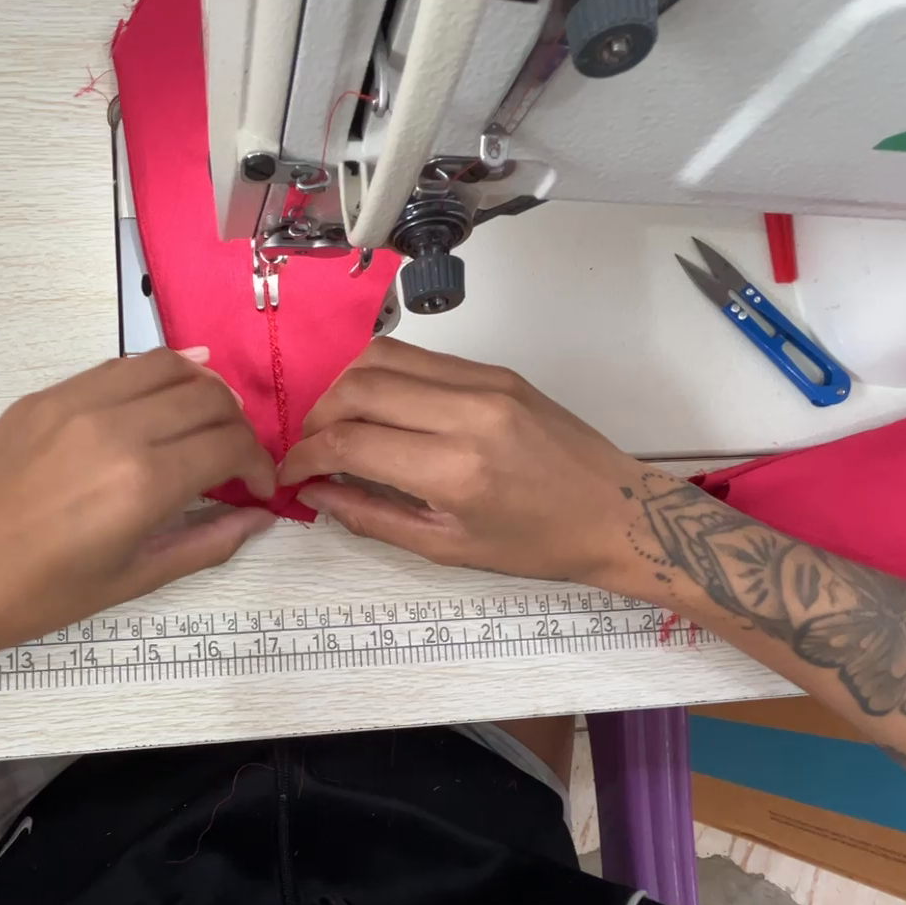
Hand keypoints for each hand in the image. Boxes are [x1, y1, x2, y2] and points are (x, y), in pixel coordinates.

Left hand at [0, 348, 277, 664]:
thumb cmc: (38, 597)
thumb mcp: (134, 580)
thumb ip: (209, 542)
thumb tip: (260, 516)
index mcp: (142, 483)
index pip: (230, 445)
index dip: (259, 464)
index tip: (258, 487)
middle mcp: (115, 428)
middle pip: (210, 399)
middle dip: (239, 428)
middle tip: (235, 461)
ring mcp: (75, 402)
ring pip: (169, 366)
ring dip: (204, 392)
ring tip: (206, 426)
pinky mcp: (45, 396)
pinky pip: (119, 367)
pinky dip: (157, 376)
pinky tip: (166, 398)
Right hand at [279, 339, 674, 592]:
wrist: (615, 511)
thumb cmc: (535, 544)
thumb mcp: (447, 547)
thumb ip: (371, 516)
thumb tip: (316, 492)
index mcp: (454, 469)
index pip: (350, 441)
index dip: (305, 456)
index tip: (290, 473)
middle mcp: (466, 412)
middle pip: (358, 387)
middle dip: (316, 417)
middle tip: (309, 449)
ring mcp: (484, 381)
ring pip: (383, 357)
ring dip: (343, 388)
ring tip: (337, 425)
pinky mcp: (495, 370)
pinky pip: (419, 358)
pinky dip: (382, 378)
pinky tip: (379, 410)